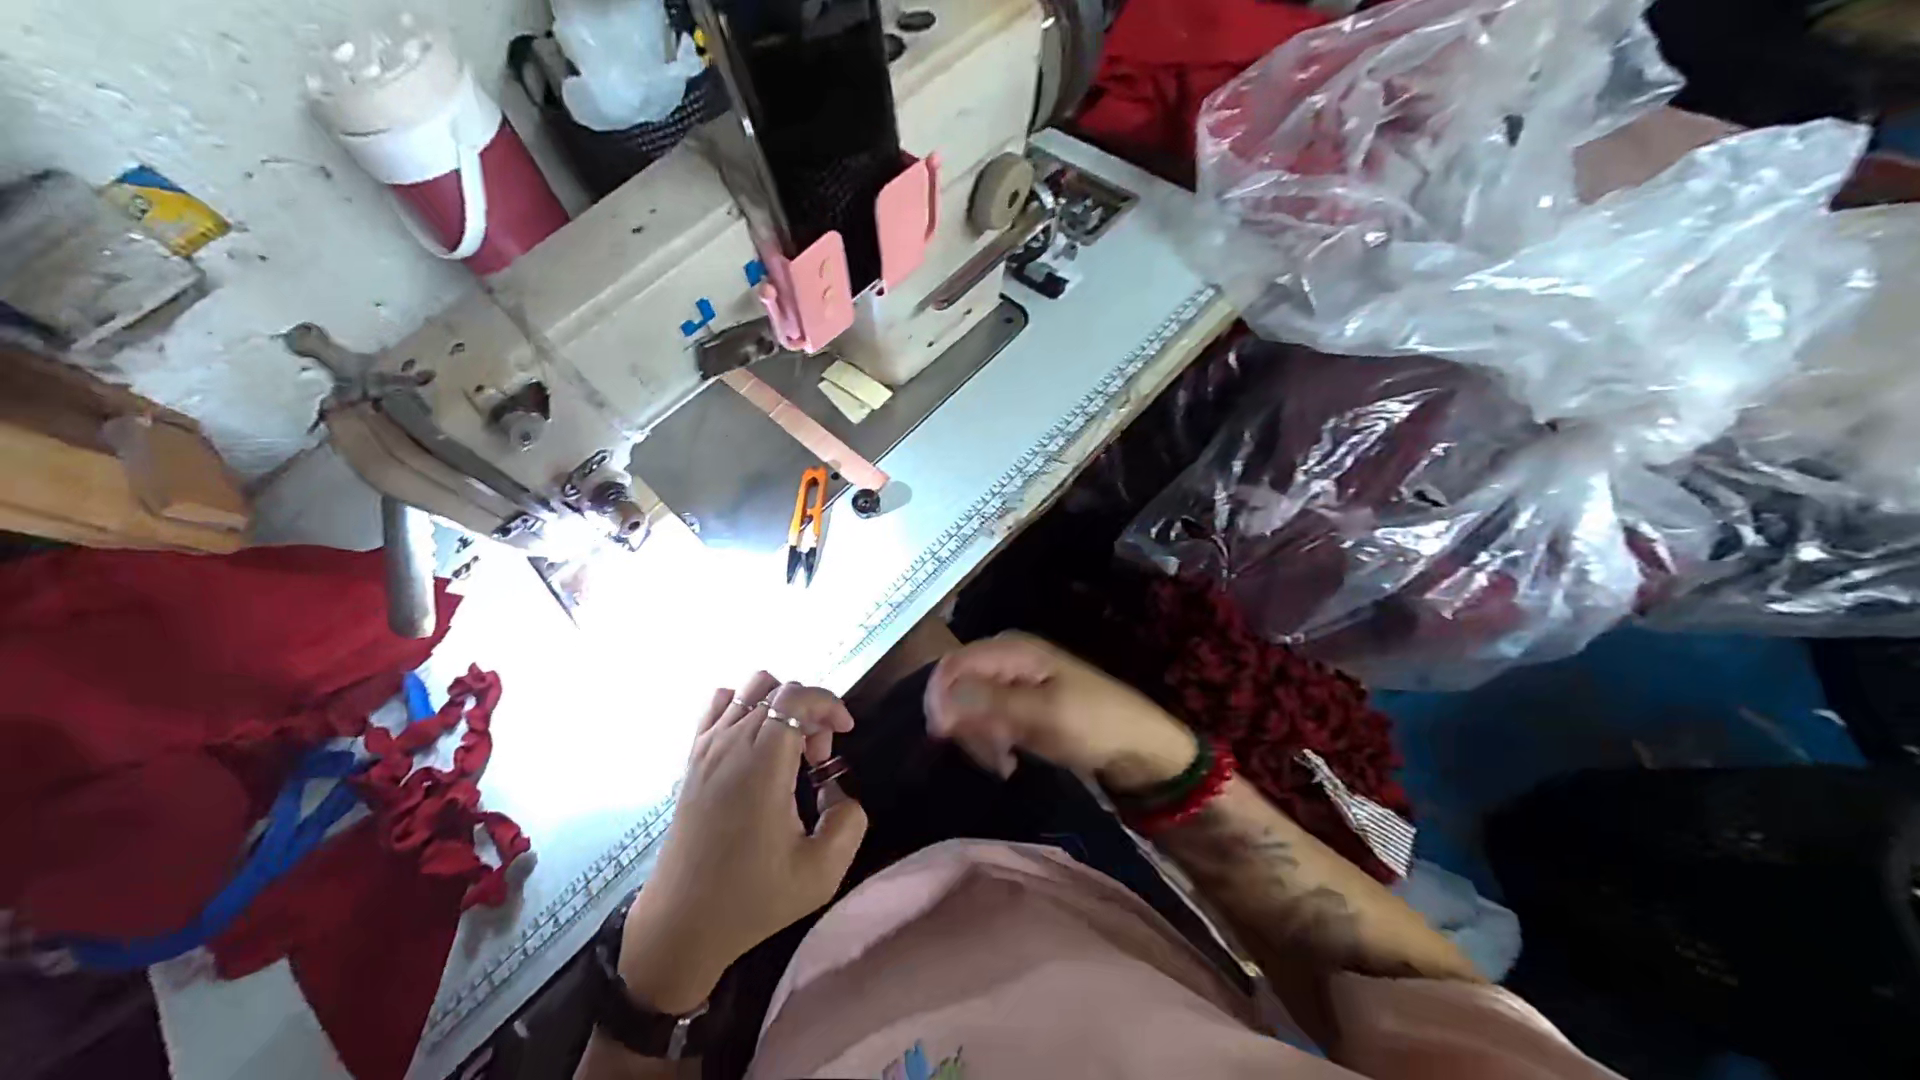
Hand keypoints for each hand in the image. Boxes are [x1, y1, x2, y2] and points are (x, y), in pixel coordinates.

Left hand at [618, 673, 867, 1013]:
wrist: (681, 924)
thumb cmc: (752, 899)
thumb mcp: (821, 872)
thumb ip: (849, 821)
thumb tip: (839, 791)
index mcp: (761, 765)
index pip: (796, 696)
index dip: (829, 704)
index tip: (846, 733)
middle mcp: (730, 745)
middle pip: (778, 689)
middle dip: (810, 712)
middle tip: (818, 760)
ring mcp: (705, 749)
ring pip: (748, 689)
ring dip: (780, 706)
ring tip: (789, 750)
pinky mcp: (692, 761)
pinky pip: (719, 706)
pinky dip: (746, 708)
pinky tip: (756, 746)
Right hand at [924, 632, 1197, 792]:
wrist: (1140, 749)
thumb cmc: (1096, 724)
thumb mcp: (1043, 714)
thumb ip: (990, 702)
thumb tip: (939, 698)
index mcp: (1012, 650)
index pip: (952, 665)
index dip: (940, 698)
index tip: (943, 737)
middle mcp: (1007, 659)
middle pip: (958, 686)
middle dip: (964, 724)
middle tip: (989, 757)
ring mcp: (1013, 683)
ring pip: (969, 708)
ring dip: (979, 738)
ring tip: (1004, 763)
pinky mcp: (1019, 706)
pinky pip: (987, 721)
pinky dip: (991, 742)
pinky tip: (1008, 761)